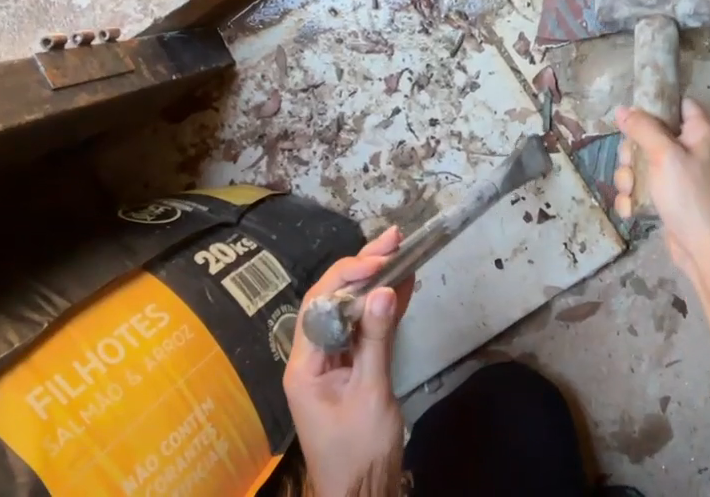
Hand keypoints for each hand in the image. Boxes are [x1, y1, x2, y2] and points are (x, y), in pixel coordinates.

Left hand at [283, 227, 412, 495]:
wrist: (362, 496)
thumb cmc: (359, 452)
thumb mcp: (371, 395)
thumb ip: (377, 341)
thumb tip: (385, 290)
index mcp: (305, 364)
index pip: (319, 305)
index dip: (348, 276)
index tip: (379, 260)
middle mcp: (314, 357)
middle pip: (333, 300)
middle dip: (362, 267)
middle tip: (393, 238)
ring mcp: (333, 362)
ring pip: (351, 309)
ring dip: (376, 280)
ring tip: (401, 248)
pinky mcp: (353, 369)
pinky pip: (366, 328)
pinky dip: (385, 306)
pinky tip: (404, 284)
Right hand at [614, 99, 709, 281]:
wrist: (705, 251)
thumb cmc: (690, 196)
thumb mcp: (664, 156)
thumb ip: (643, 128)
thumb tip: (622, 109)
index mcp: (699, 131)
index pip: (678, 102)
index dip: (655, 104)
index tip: (631, 114)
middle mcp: (691, 149)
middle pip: (651, 133)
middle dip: (632, 150)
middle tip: (631, 164)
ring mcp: (679, 174)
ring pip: (642, 161)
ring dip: (629, 176)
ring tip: (630, 191)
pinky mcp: (669, 197)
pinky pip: (644, 186)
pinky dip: (634, 196)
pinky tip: (631, 209)